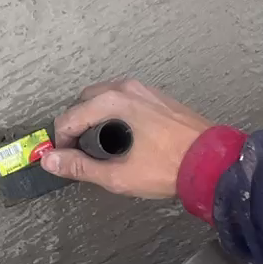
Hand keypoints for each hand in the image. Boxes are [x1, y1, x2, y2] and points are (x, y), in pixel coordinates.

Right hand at [40, 78, 213, 197]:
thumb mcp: (118, 175)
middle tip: (77, 150)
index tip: (62, 158)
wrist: (212, 162)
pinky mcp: (157, 96)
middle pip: (85, 100)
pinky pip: (124, 97)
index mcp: (113, 102)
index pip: (70, 117)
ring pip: (105, 96)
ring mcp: (144, 89)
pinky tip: (121, 135)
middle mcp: (126, 88)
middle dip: (76, 123)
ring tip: (98, 144)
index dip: (61, 140)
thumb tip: (51, 161)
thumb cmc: (167, 168)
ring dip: (94, 116)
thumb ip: (80, 167)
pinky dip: (113, 111)